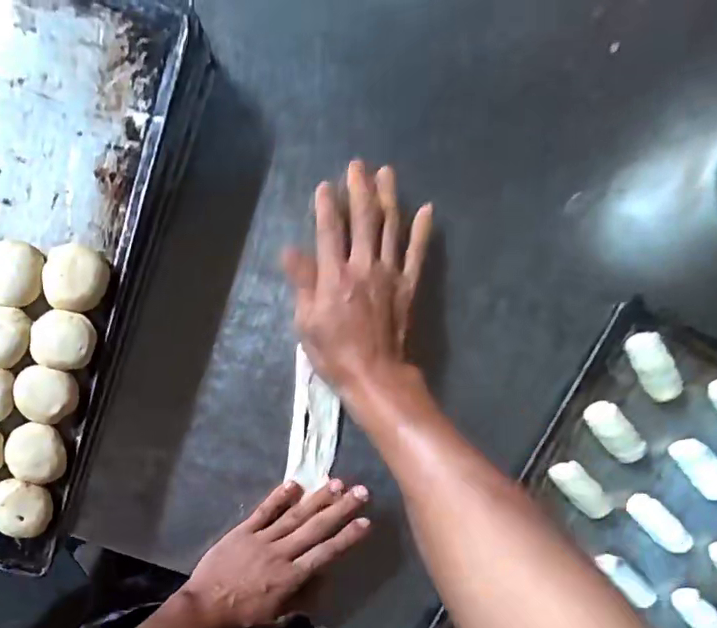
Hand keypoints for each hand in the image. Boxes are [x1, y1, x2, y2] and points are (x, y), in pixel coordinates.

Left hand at [176, 479, 371, 627]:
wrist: (204, 606)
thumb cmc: (242, 615)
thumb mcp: (276, 615)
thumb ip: (300, 597)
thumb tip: (321, 580)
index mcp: (290, 577)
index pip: (325, 553)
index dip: (347, 537)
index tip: (366, 522)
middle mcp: (280, 554)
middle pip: (315, 528)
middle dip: (340, 509)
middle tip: (361, 491)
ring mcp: (260, 540)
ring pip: (293, 516)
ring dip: (316, 499)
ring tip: (336, 482)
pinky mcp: (241, 532)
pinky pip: (263, 512)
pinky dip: (278, 498)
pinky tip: (294, 484)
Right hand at [282, 160, 433, 398]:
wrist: (374, 374)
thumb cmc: (333, 354)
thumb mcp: (306, 323)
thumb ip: (302, 283)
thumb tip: (290, 252)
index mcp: (334, 276)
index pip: (329, 231)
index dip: (326, 206)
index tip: (324, 186)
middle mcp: (363, 266)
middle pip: (363, 219)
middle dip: (359, 189)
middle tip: (357, 165)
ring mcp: (389, 273)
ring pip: (390, 226)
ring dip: (388, 197)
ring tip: (386, 173)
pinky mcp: (408, 285)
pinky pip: (417, 252)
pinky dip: (422, 229)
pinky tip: (426, 209)